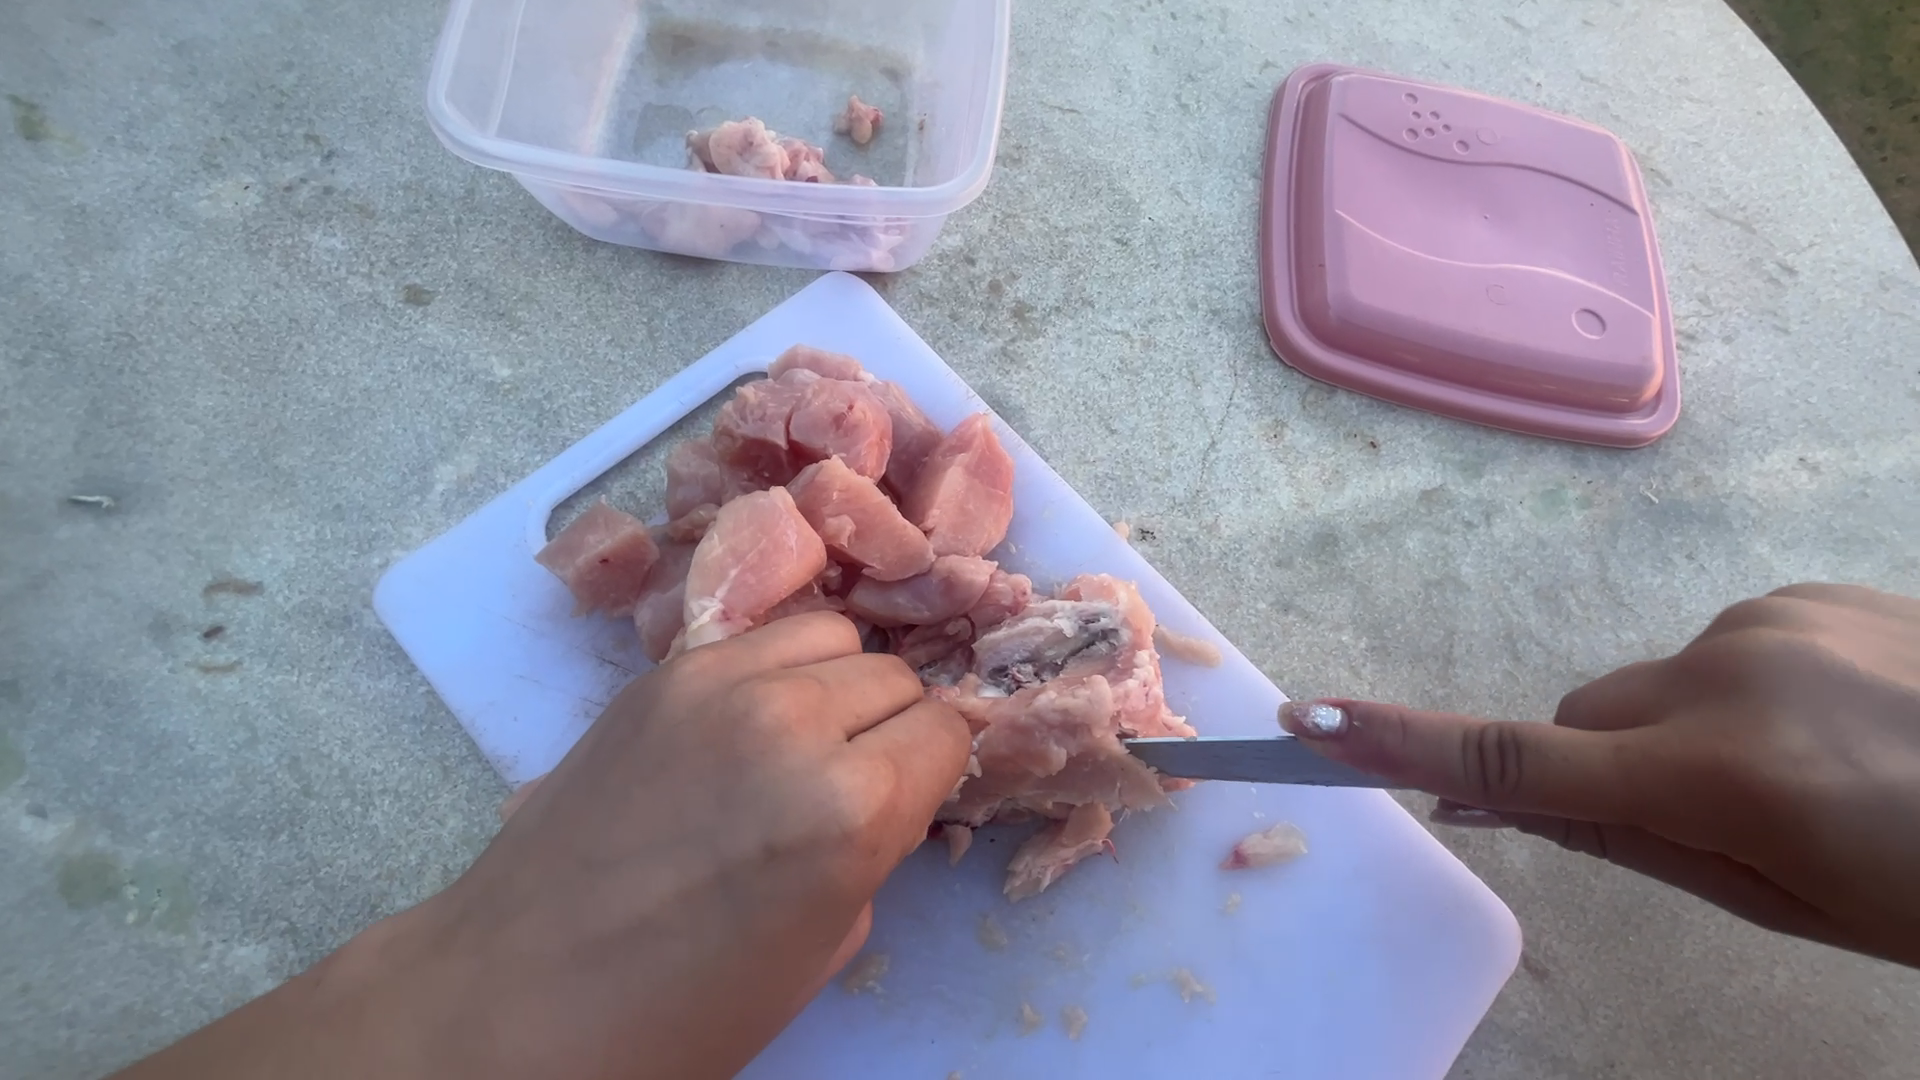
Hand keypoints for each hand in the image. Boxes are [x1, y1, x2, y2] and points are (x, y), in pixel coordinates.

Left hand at [113, 612, 969, 1079]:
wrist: (516, 997)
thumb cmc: (685, 1011)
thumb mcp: (828, 947)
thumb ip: (878, 845)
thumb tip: (892, 787)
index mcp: (852, 812)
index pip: (947, 732)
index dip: (939, 764)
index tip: (915, 788)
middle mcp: (800, 726)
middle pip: (900, 681)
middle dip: (896, 727)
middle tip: (857, 772)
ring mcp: (726, 685)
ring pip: (841, 640)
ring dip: (844, 686)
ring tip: (806, 734)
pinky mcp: (670, 670)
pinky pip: (768, 638)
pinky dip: (784, 668)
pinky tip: (751, 716)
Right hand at [1281, 584, 1919, 967]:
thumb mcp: (1788, 900)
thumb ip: (1623, 838)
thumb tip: (1482, 800)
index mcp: (1731, 777)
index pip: (1517, 758)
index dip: (1403, 740)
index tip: (1314, 720)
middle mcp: (1734, 678)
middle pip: (1580, 715)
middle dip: (1603, 759)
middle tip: (1713, 807)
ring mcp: (1773, 620)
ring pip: (1646, 683)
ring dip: (1680, 723)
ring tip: (1812, 760)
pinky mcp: (1808, 589)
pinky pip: (1718, 644)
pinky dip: (1742, 683)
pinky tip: (1846, 712)